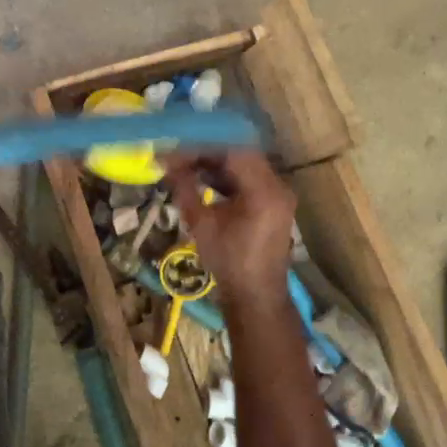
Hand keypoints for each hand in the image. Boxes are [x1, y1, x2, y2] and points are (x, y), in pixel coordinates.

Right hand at [168, 151, 296, 306]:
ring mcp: (279, 195)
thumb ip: (185, 188)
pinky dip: (228, 177)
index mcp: (263, 191)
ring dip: (217, 164)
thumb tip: (167, 164)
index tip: (175, 152)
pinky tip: (205, 182)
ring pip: (245, 165)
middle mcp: (277, 186)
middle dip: (207, 153)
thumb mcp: (201, 224)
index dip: (200, 148)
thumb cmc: (228, 262)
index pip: (231, 152)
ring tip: (188, 168)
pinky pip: (250, 179)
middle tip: (179, 158)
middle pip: (240, 154)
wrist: (256, 297)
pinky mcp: (274, 203)